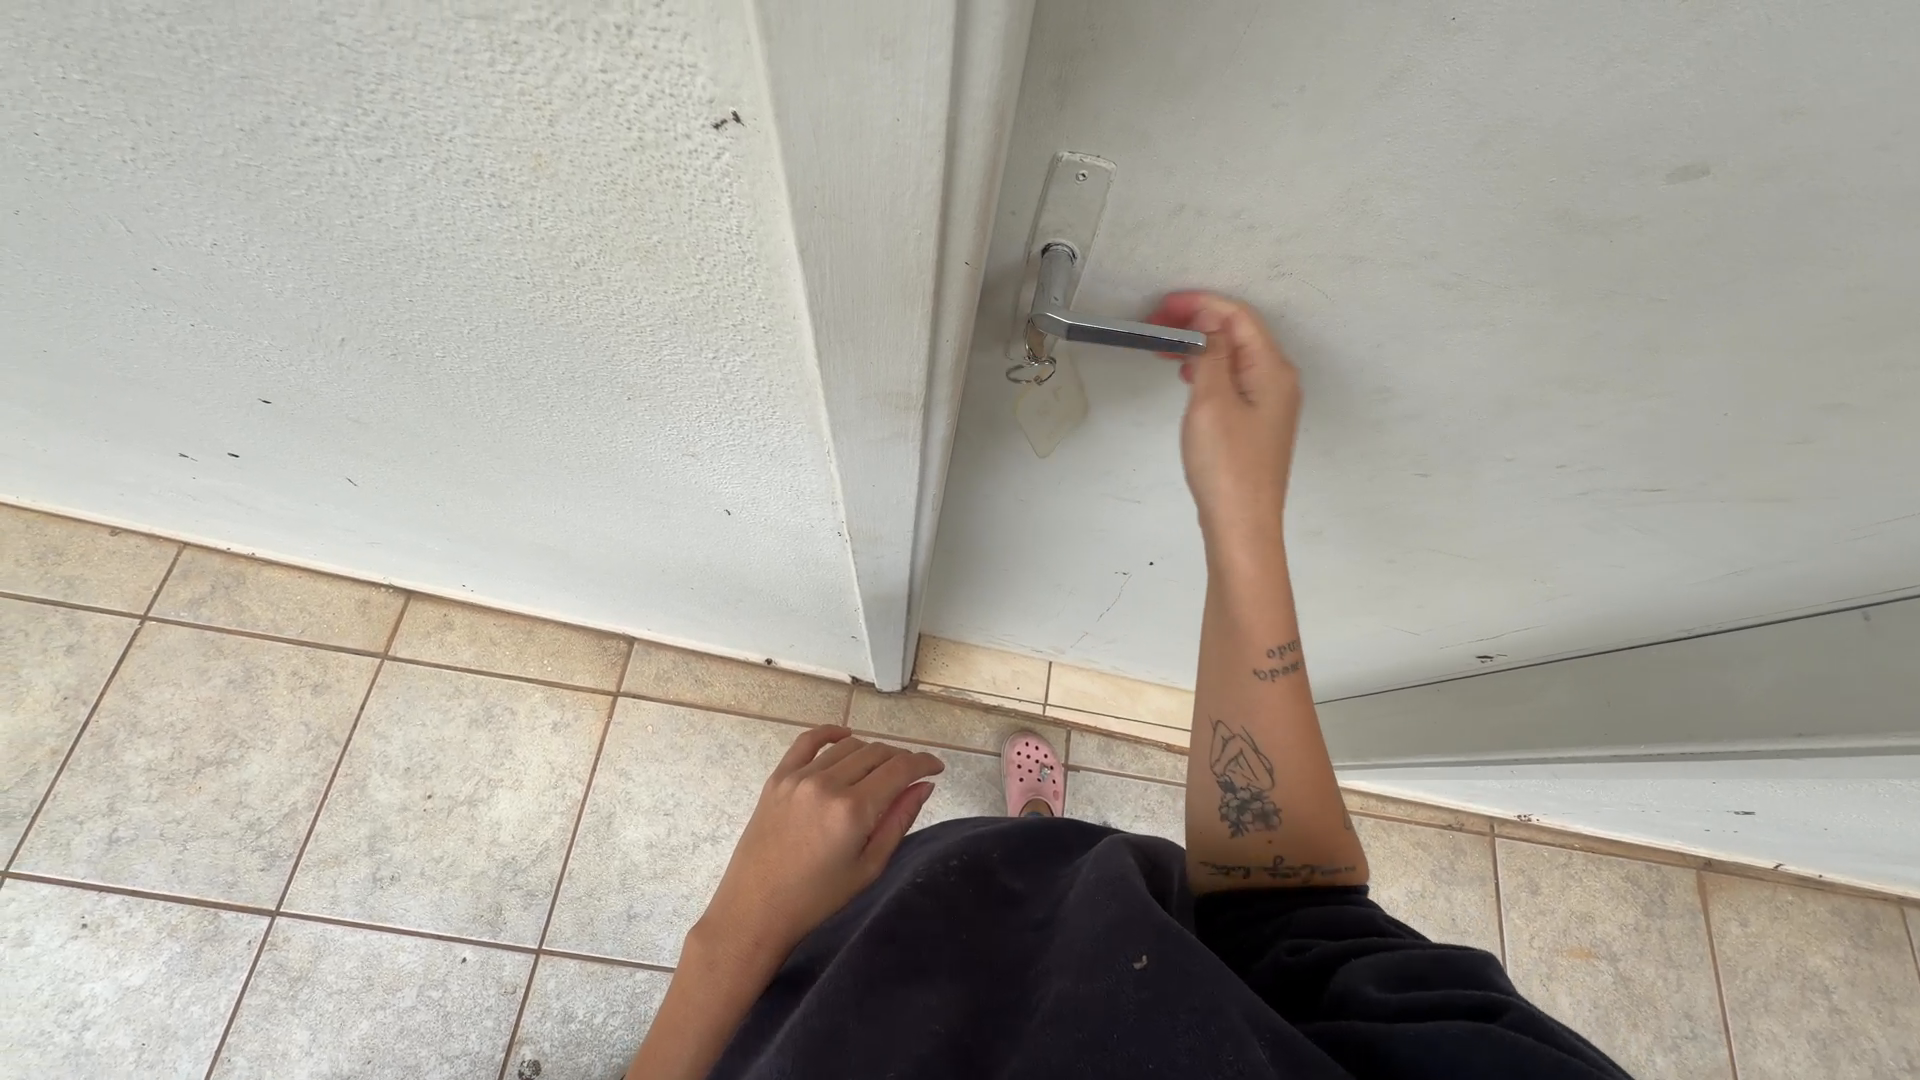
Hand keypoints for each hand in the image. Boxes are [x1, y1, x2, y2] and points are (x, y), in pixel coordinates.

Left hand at [691, 725, 942, 970]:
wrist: (755, 910)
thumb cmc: (817, 899)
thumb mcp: (869, 867)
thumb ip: (899, 820)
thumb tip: (924, 785)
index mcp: (854, 810)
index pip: (900, 768)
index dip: (924, 763)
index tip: (936, 768)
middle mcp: (828, 785)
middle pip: (877, 753)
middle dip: (901, 759)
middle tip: (910, 776)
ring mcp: (799, 777)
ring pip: (849, 747)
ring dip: (872, 752)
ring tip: (880, 769)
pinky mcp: (778, 778)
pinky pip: (808, 741)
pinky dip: (830, 733)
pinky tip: (845, 736)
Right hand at [1146, 291, 1301, 547]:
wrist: (1242, 525)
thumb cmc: (1228, 469)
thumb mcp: (1211, 402)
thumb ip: (1210, 354)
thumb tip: (1209, 323)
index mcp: (1273, 370)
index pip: (1238, 317)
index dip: (1200, 304)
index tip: (1164, 306)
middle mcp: (1278, 382)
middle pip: (1239, 333)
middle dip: (1198, 321)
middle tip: (1158, 324)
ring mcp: (1269, 405)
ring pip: (1234, 357)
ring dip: (1200, 344)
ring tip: (1165, 347)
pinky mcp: (1255, 425)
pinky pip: (1233, 380)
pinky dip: (1207, 369)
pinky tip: (1187, 376)